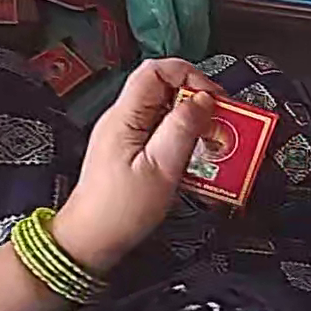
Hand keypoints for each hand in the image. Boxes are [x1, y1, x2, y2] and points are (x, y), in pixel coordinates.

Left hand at [49, 59, 219, 271]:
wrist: (91, 241)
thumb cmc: (119, 210)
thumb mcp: (161, 168)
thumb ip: (183, 128)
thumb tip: (204, 99)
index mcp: (125, 116)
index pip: (157, 70)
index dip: (190, 75)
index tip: (214, 99)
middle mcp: (124, 118)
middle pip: (166, 87)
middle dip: (198, 100)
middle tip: (219, 122)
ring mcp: (127, 133)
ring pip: (167, 109)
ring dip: (194, 121)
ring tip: (212, 141)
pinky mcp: (133, 149)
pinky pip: (164, 129)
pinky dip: (185, 137)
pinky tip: (195, 157)